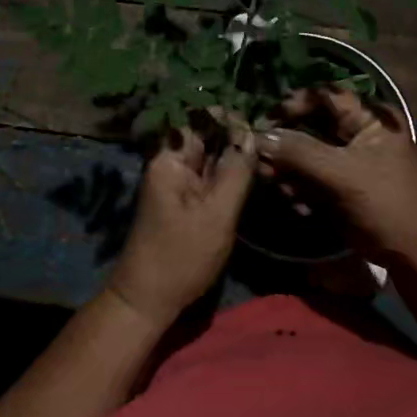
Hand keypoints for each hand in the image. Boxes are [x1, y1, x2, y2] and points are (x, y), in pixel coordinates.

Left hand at [107, 123, 255, 324]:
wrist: (147, 298)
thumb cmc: (182, 256)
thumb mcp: (217, 213)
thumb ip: (235, 172)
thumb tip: (250, 134)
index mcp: (168, 159)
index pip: (197, 120)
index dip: (226, 117)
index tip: (258, 121)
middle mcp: (168, 164)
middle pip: (203, 137)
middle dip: (232, 135)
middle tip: (269, 138)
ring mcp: (174, 183)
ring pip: (207, 157)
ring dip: (232, 154)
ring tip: (266, 153)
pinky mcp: (182, 201)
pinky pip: (205, 177)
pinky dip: (225, 174)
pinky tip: (249, 173)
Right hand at [259, 87, 416, 253]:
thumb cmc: (389, 206)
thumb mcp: (343, 175)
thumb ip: (299, 152)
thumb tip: (258, 137)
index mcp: (369, 118)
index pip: (323, 95)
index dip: (292, 104)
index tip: (264, 123)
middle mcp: (358, 133)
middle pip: (309, 125)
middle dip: (284, 145)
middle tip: (264, 164)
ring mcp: (349, 161)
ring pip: (305, 154)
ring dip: (289, 171)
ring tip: (283, 191)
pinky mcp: (341, 186)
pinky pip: (310, 178)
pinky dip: (300, 189)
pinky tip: (300, 207)